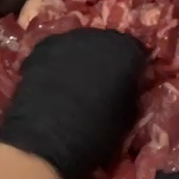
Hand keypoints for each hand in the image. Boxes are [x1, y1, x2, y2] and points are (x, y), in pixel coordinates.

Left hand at [0, 29, 145, 178]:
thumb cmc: (96, 135)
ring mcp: (69, 39)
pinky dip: (57, 63)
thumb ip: (129, 93)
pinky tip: (53, 83)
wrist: (46, 141)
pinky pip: (56, 50)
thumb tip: (126, 87)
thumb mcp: (126, 118)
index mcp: (126, 52)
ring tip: (74, 84)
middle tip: (100, 83)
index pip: (135, 51)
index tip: (127, 82)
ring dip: (80, 59)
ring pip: (80, 44)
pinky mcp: (43, 47)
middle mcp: (100, 36)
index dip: (131, 67)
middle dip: (105, 59)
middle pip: (106, 43)